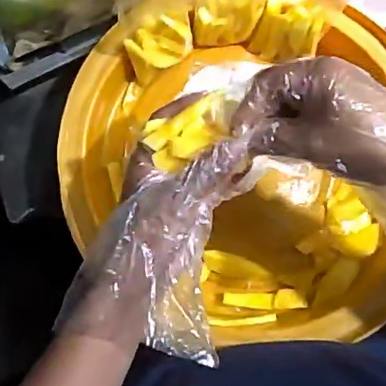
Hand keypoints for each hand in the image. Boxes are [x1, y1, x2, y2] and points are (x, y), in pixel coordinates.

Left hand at [57, 95, 253, 360]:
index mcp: (145, 161)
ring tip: (249, 138)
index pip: (162, 123)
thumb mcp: (178, 200)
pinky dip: (227, 178)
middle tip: (240, 116)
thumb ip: (207, 172)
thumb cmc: (146, 237)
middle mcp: (159, 171)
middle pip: (185, 142)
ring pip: (200, 164)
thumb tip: (237, 143)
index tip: (210, 97)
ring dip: (222, 154)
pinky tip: (248, 172)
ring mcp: (173, 192)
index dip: (183, 107)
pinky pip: (210, 187)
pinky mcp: (186, 212)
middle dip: (211, 129)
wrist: (135, 287)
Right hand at [232, 57, 385, 216]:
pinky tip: (299, 139)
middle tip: (252, 141)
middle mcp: (328, 66)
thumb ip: (270, 137)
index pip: (266, 84)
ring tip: (274, 143)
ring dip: (281, 117)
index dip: (248, 112)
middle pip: (280, 85)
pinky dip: (301, 118)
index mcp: (315, 70)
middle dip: (263, 113)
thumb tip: (241, 141)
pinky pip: (315, 100)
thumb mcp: (309, 144)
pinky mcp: (354, 95)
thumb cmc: (361, 146)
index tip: (238, 139)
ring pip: (297, 94)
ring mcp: (343, 79)